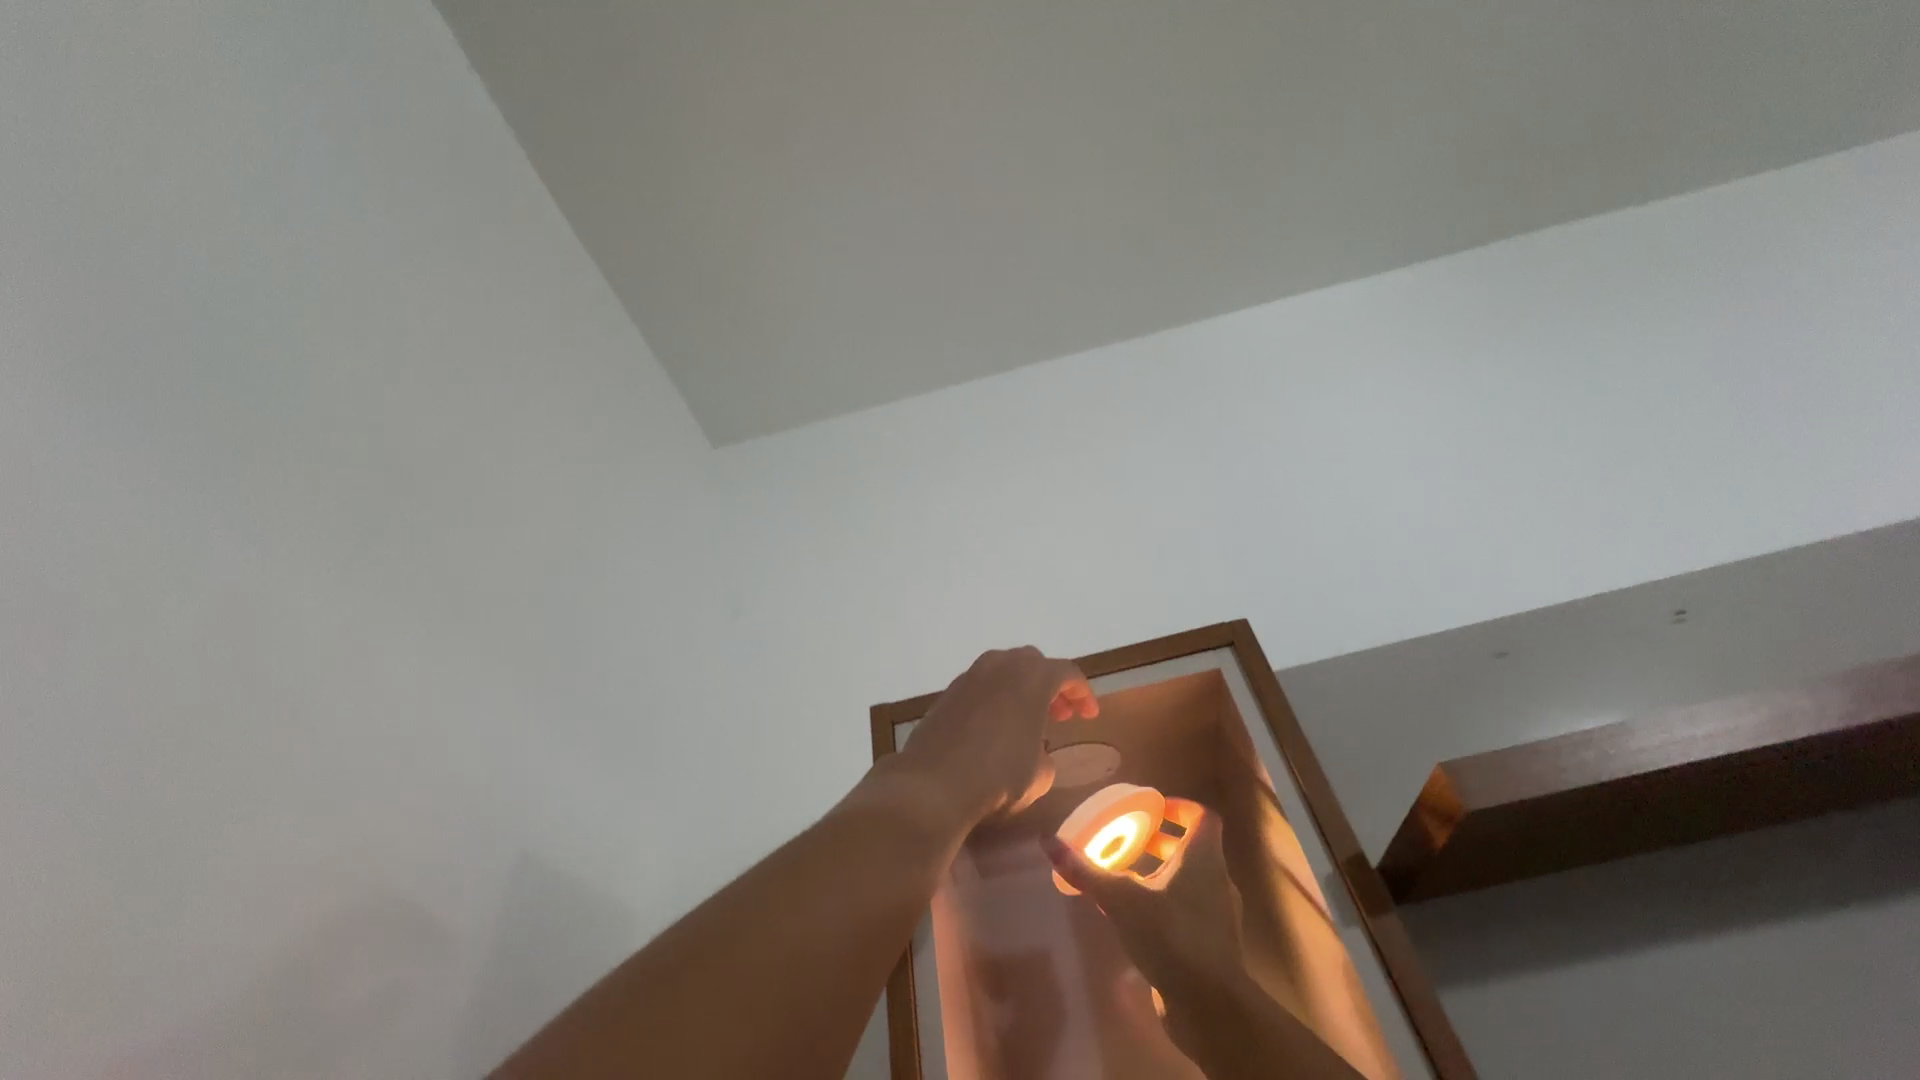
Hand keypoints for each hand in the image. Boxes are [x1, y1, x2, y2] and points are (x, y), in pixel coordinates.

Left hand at [898, 647, 1098, 825]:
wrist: (933, 785)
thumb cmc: (998, 777)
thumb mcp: (1040, 776)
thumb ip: (1046, 755)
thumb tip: (1035, 752)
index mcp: (1031, 678)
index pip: (1067, 672)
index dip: (1083, 693)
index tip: (1089, 716)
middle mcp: (1000, 666)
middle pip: (1033, 663)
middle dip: (1051, 685)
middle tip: (1060, 715)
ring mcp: (969, 677)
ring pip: (1003, 670)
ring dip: (1021, 689)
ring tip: (1028, 721)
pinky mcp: (946, 694)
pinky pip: (981, 686)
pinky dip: (996, 699)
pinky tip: (996, 729)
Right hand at [1042, 806, 1244, 999]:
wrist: (1210, 1005)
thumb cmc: (1171, 936)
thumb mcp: (1121, 899)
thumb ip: (1086, 871)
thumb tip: (1047, 840)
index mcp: (1204, 858)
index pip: (1202, 816)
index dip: (1179, 808)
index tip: (1152, 809)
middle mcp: (1218, 880)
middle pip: (1194, 848)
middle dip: (1161, 842)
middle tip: (1131, 841)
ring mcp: (1219, 914)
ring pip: (1192, 881)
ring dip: (1163, 874)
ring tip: (1127, 878)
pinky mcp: (1213, 944)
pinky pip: (1190, 910)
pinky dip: (1167, 904)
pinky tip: (1138, 918)